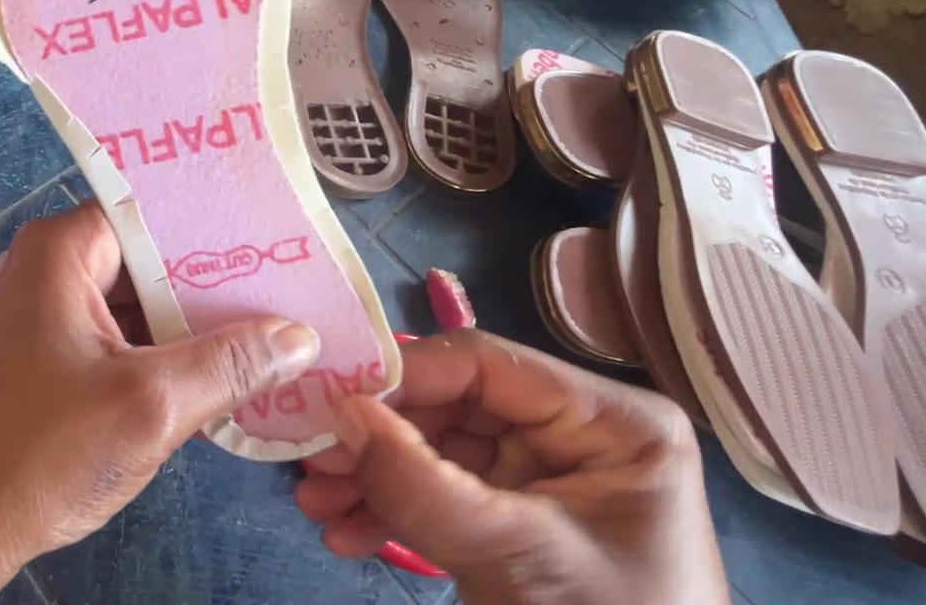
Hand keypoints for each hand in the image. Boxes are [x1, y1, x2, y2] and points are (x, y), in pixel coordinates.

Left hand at [0, 201, 321, 603]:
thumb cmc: (42, 451)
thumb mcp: (150, 404)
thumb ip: (228, 364)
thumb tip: (299, 336)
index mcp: (57, 250)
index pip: (146, 213)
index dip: (208, 226)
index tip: (269, 236)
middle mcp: (44, 267)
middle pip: (142, 257)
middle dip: (207, 281)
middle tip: (283, 286)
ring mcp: (40, 312)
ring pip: (130, 300)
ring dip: (186, 322)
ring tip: (266, 329)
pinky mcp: (43, 353)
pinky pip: (112, 334)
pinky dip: (156, 350)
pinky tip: (211, 371)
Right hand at [296, 329, 727, 604]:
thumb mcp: (515, 561)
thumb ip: (422, 484)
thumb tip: (340, 409)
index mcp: (610, 422)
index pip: (483, 363)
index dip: (402, 377)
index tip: (331, 405)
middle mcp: (574, 431)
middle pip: (447, 402)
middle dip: (376, 439)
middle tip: (314, 463)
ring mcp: (542, 472)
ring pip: (432, 444)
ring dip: (370, 475)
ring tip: (316, 504)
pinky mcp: (513, 510)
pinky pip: (438, 487)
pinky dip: (390, 506)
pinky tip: (348, 532)